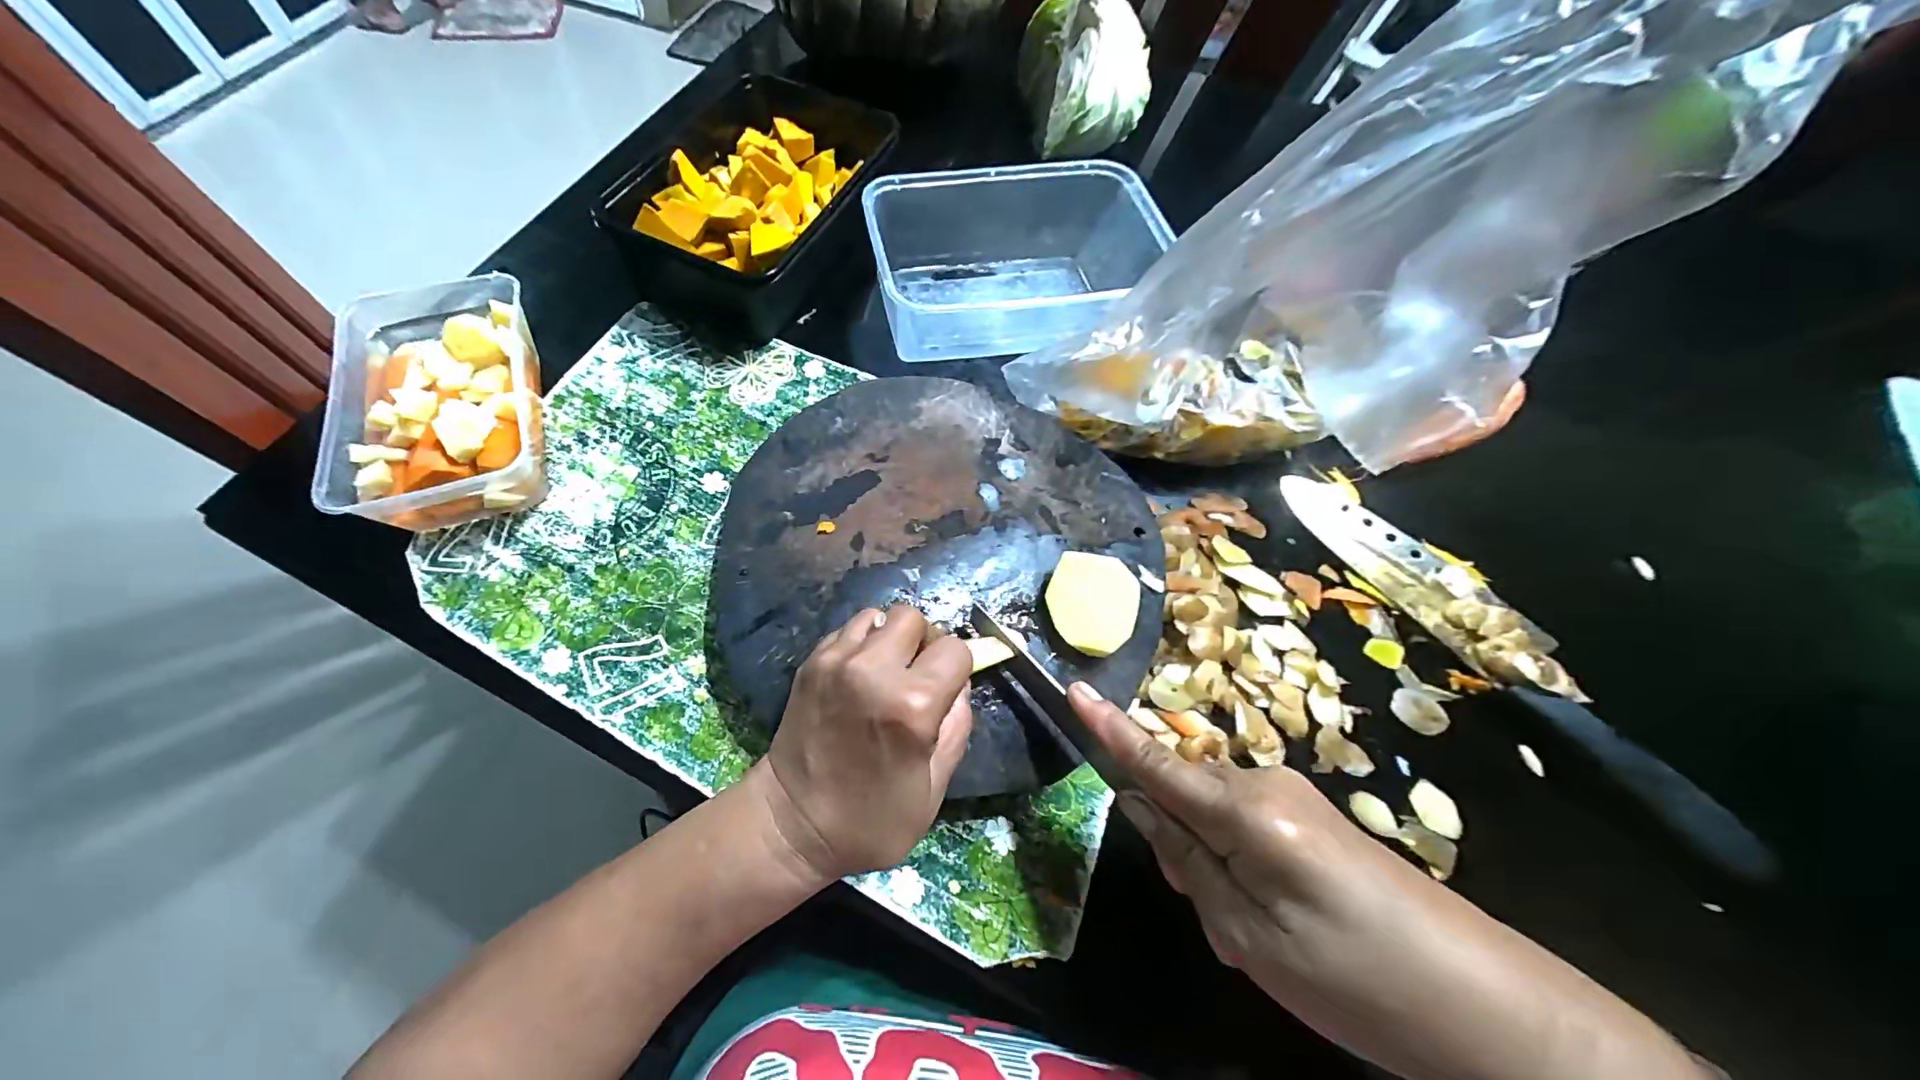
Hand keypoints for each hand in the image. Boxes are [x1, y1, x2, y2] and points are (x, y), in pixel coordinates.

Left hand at [753, 605, 973, 883]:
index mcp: (912, 704)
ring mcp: (836, 662)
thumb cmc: (872, 821)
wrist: (792, 828)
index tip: (946, 693)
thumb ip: (957, 726)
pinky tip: (857, 679)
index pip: (955, 649)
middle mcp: (873, 670)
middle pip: (914, 619)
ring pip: (879, 616)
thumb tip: (958, 685)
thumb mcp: (936, 788)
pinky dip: (861, 645)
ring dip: (890, 639)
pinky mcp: (811, 663)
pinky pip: (849, 631)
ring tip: (884, 674)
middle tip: (916, 677)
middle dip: (923, 643)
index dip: (957, 670)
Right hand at [1068, 681, 1712, 1079]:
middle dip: (1174, 844)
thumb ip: (1186, 862)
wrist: (1488, 1009)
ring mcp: (1296, 800)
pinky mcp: (1313, 821)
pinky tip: (1277, 926)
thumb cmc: (1355, 978)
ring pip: (1214, 817)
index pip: (1156, 763)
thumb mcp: (1250, 936)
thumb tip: (1141, 803)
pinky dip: (1238, 868)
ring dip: (1210, 866)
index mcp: (1246, 811)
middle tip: (1214, 923)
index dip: (1109, 730)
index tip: (1072, 688)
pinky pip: (1246, 828)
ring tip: (1252, 938)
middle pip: (1184, 795)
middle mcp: (1268, 786)